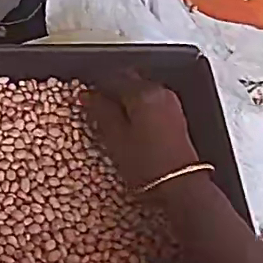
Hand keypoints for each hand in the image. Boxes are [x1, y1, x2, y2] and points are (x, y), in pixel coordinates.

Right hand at [83, 71, 201, 190]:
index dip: (94, 88)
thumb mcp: (115, 138)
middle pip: (128, 79)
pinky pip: (150, 100)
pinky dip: (136, 106)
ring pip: (140, 89)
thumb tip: (88, 95)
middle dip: (110, 89)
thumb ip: (100, 111)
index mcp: (143, 93)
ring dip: (123, 98)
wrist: (179, 184)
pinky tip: (128, 124)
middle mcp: (159, 91)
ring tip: (109, 118)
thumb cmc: (145, 163)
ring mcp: (169, 102)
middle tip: (95, 107)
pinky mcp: (174, 114)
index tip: (84, 100)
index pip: (112, 78)